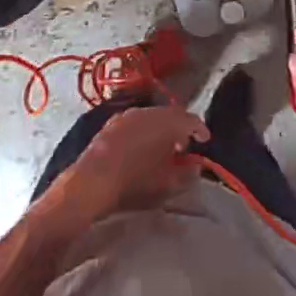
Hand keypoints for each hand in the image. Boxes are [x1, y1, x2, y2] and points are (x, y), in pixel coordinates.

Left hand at [46, 105, 209, 223]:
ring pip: (152, 116)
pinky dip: (144, 130)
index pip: (190, 119)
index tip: (205, 140)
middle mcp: (147, 111)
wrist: (91, 182)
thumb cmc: (134, 182)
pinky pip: (136, 121)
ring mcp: (127, 115)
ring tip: (163, 148)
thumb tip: (195, 167)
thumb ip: (186, 173)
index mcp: (165, 122)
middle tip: (184, 145)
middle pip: (171, 114)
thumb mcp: (166, 183)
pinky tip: (141, 147)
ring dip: (161, 128)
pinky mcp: (111, 123)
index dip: (200, 129)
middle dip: (180, 128)